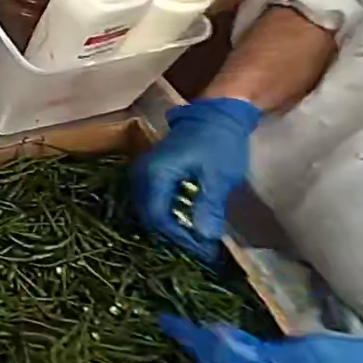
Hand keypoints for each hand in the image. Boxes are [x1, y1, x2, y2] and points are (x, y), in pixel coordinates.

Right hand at [130, 97, 261, 259]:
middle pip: (150, 215)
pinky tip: (185, 219)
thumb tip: (204, 237)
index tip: (201, 250)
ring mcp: (144, 172)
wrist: (218, 113)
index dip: (178, 237)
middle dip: (173, 234)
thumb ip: (208, 207)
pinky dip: (168, 212)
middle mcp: (142, 175)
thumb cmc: (219, 142)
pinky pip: (153, 198)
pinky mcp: (152, 171)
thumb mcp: (219, 176)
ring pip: (150, 208)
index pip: (158, 217)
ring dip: (169, 224)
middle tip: (197, 248)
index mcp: (155, 176)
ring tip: (192, 237)